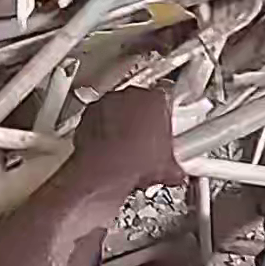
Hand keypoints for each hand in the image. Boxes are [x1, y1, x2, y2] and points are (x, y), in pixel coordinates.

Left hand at [69, 88, 183, 189]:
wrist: (103, 171)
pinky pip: (99, 115)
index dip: (165, 108)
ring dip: (121, 117)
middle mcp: (131, 95)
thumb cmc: (133, 162)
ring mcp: (108, 102)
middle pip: (140, 98)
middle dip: (142, 114)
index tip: (164, 118)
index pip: (166, 93)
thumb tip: (175, 172)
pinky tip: (107, 143)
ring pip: (118, 105)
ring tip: (125, 141)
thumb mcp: (166, 167)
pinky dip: (102, 125)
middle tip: (145, 134)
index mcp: (156, 100)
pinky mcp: (89, 112)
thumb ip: (174, 164)